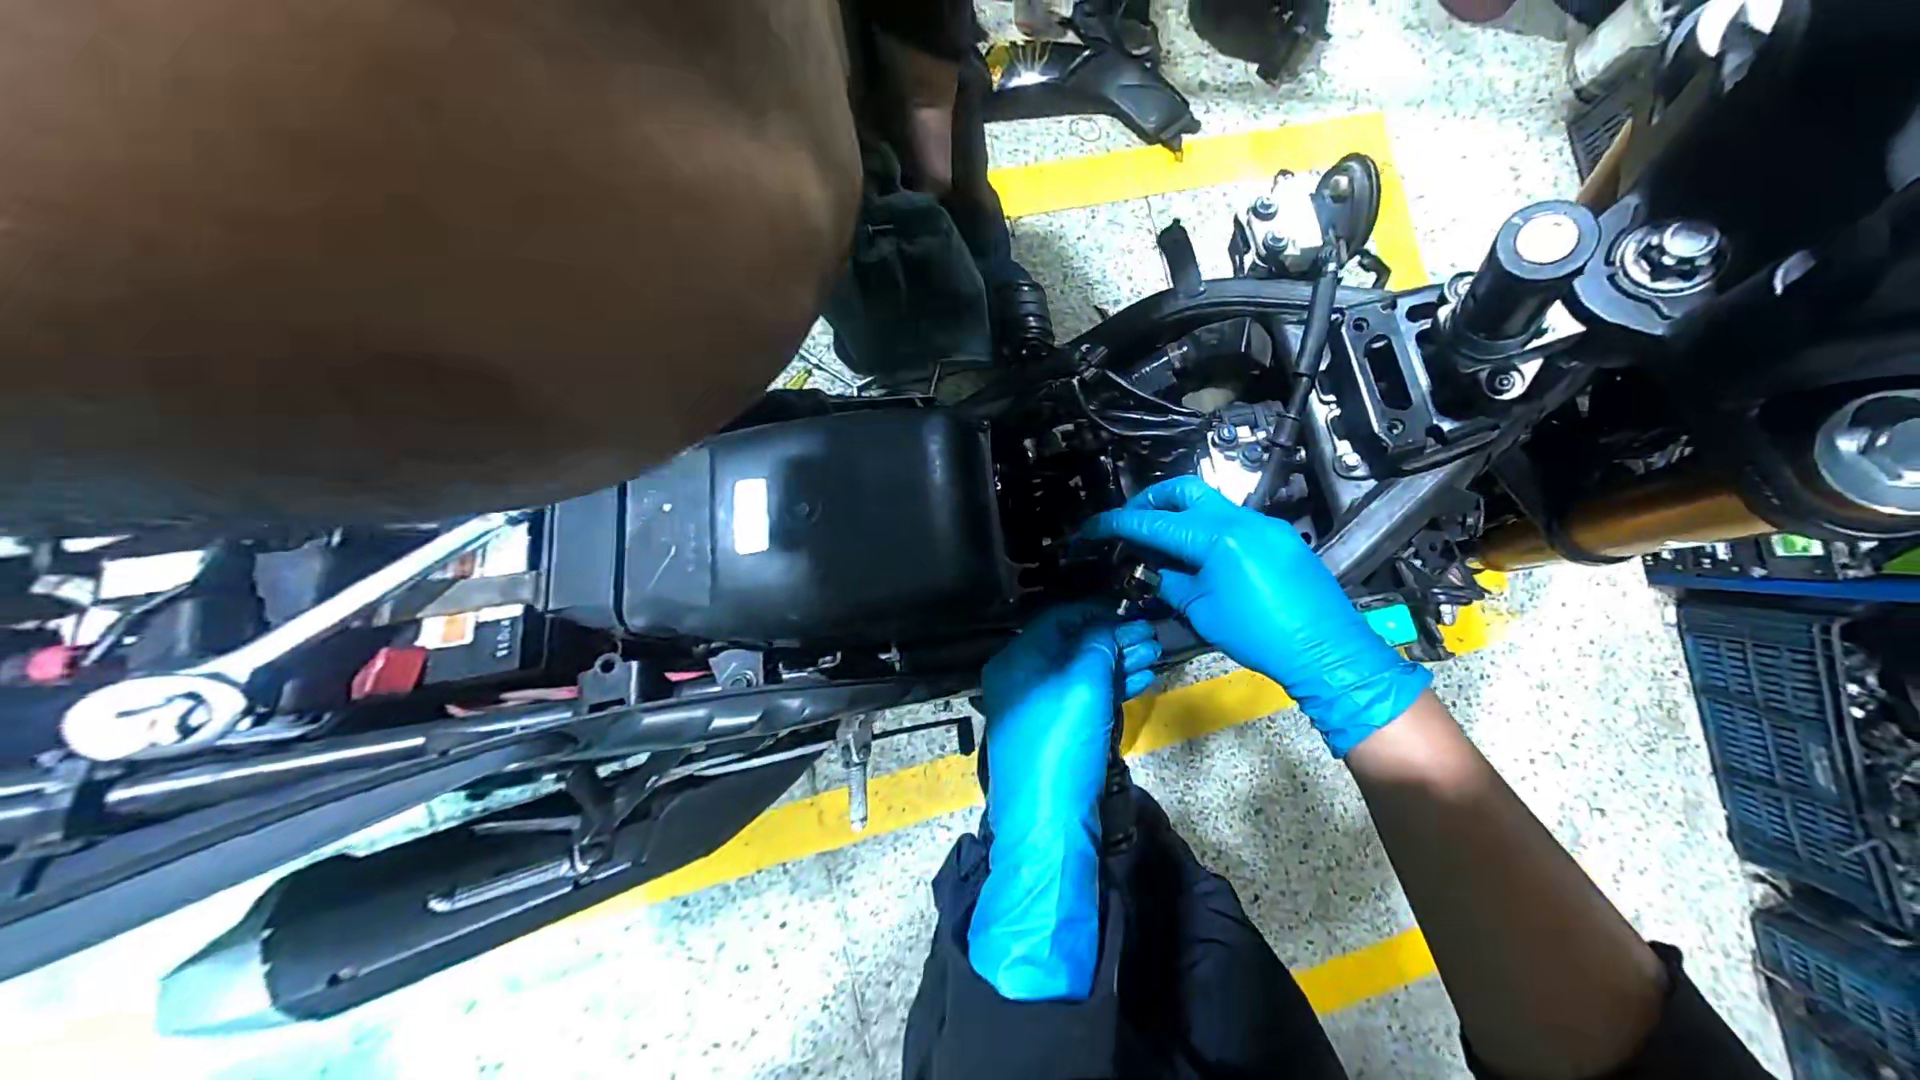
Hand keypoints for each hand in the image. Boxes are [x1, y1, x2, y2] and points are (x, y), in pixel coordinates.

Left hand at [968, 604, 1158, 1000]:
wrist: (1048, 823)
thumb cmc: (1060, 744)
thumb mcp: (1083, 684)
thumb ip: (1098, 644)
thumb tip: (1113, 625)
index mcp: (1016, 660)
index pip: (1058, 619)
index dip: (1097, 612)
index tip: (1131, 614)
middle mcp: (1020, 680)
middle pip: (1071, 645)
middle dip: (1114, 640)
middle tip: (1151, 639)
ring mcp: (1036, 709)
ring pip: (1080, 673)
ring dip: (1117, 663)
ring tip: (1153, 658)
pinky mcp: (1054, 734)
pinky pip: (1082, 699)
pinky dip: (1109, 689)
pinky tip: (1138, 683)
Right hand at [1082, 476, 1429, 756]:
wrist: (1325, 650)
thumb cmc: (1259, 636)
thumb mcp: (1200, 610)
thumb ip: (1169, 582)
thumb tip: (1148, 569)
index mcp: (1216, 539)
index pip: (1154, 524)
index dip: (1118, 524)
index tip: (1094, 527)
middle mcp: (1241, 520)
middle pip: (1182, 490)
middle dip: (1150, 501)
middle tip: (1130, 522)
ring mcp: (1264, 524)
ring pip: (1209, 503)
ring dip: (1178, 514)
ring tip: (1160, 541)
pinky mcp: (1277, 536)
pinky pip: (1231, 520)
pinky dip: (1205, 528)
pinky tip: (1197, 554)